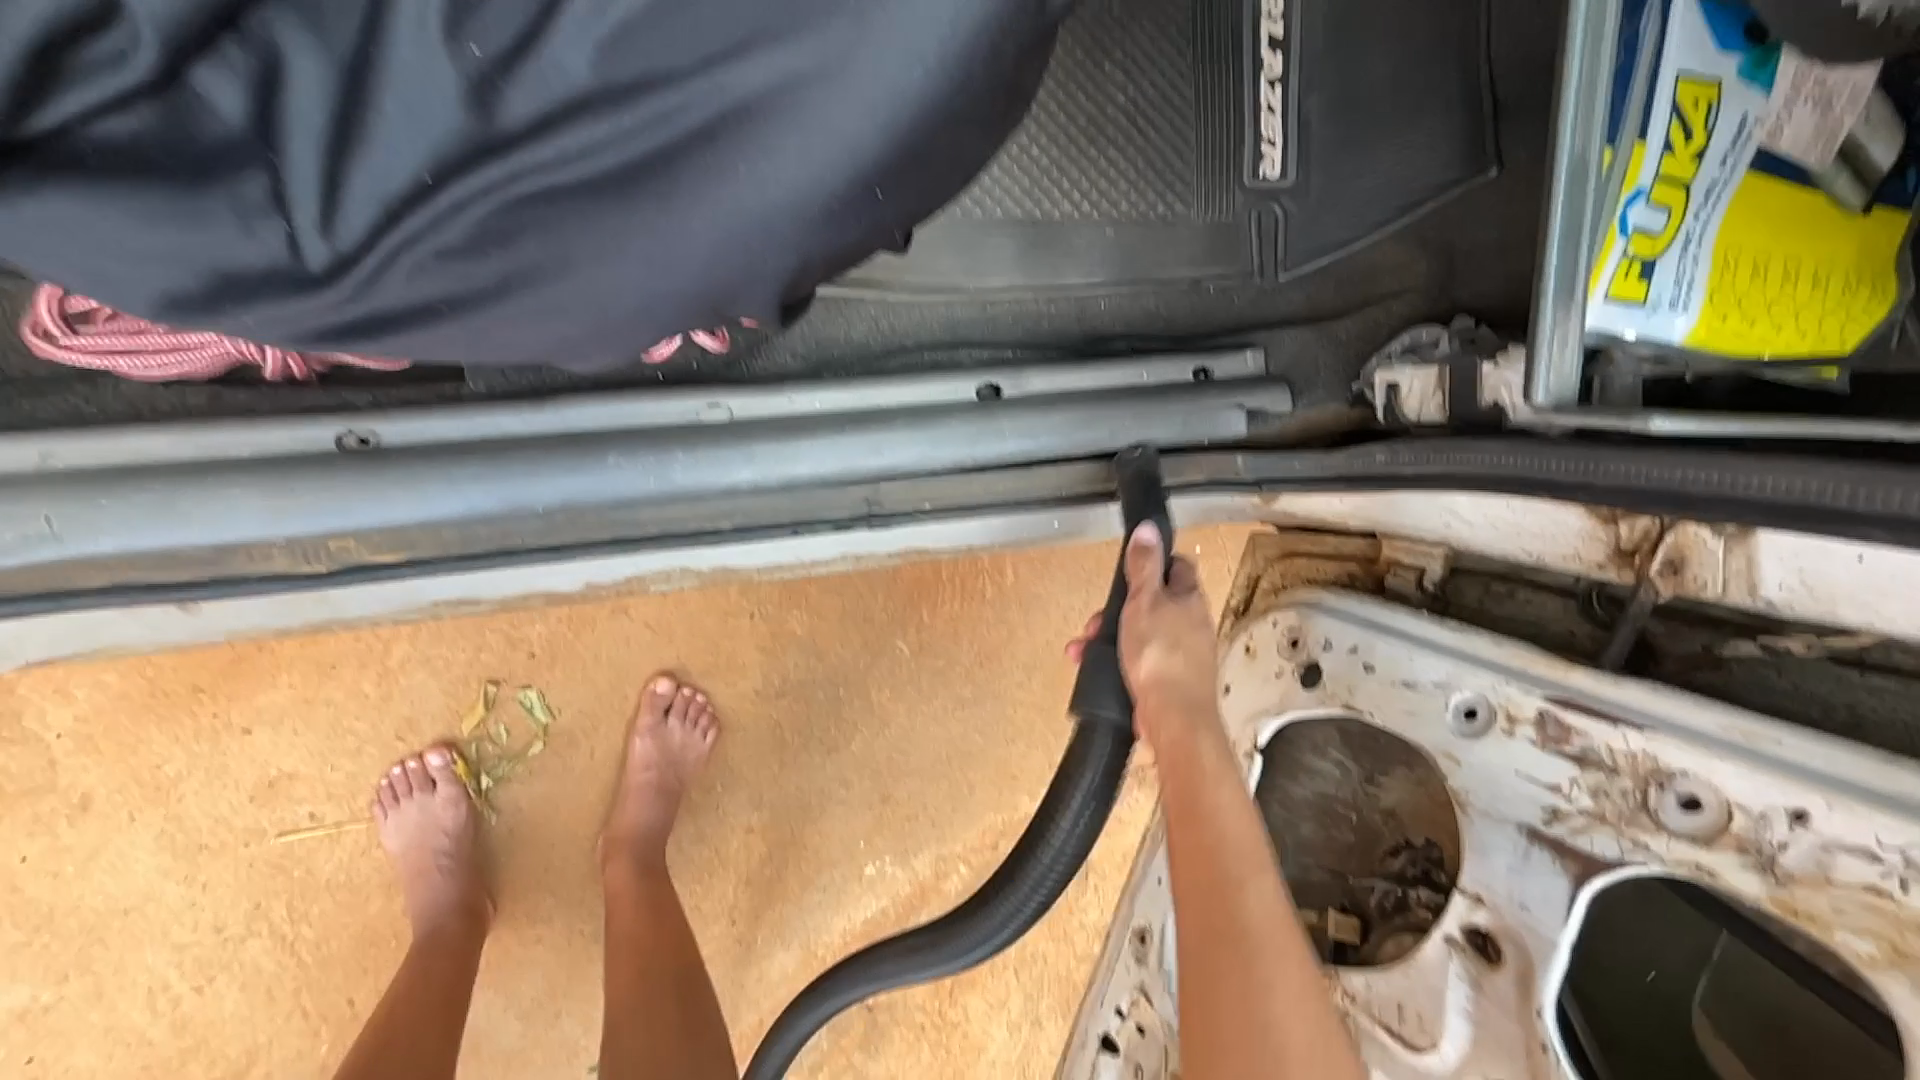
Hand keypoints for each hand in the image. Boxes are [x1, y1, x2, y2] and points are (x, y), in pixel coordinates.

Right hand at [1066, 522, 1218, 743]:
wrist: (1174, 718)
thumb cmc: (1160, 655)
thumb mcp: (1144, 601)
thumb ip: (1144, 566)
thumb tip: (1148, 528)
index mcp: (1189, 599)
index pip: (1176, 567)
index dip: (1153, 564)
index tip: (1129, 570)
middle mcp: (1191, 625)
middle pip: (1151, 604)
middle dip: (1117, 611)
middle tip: (1095, 621)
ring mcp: (1182, 655)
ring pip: (1139, 635)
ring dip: (1108, 639)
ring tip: (1083, 648)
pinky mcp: (1168, 682)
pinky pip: (1137, 663)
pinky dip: (1114, 663)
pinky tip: (1094, 668)